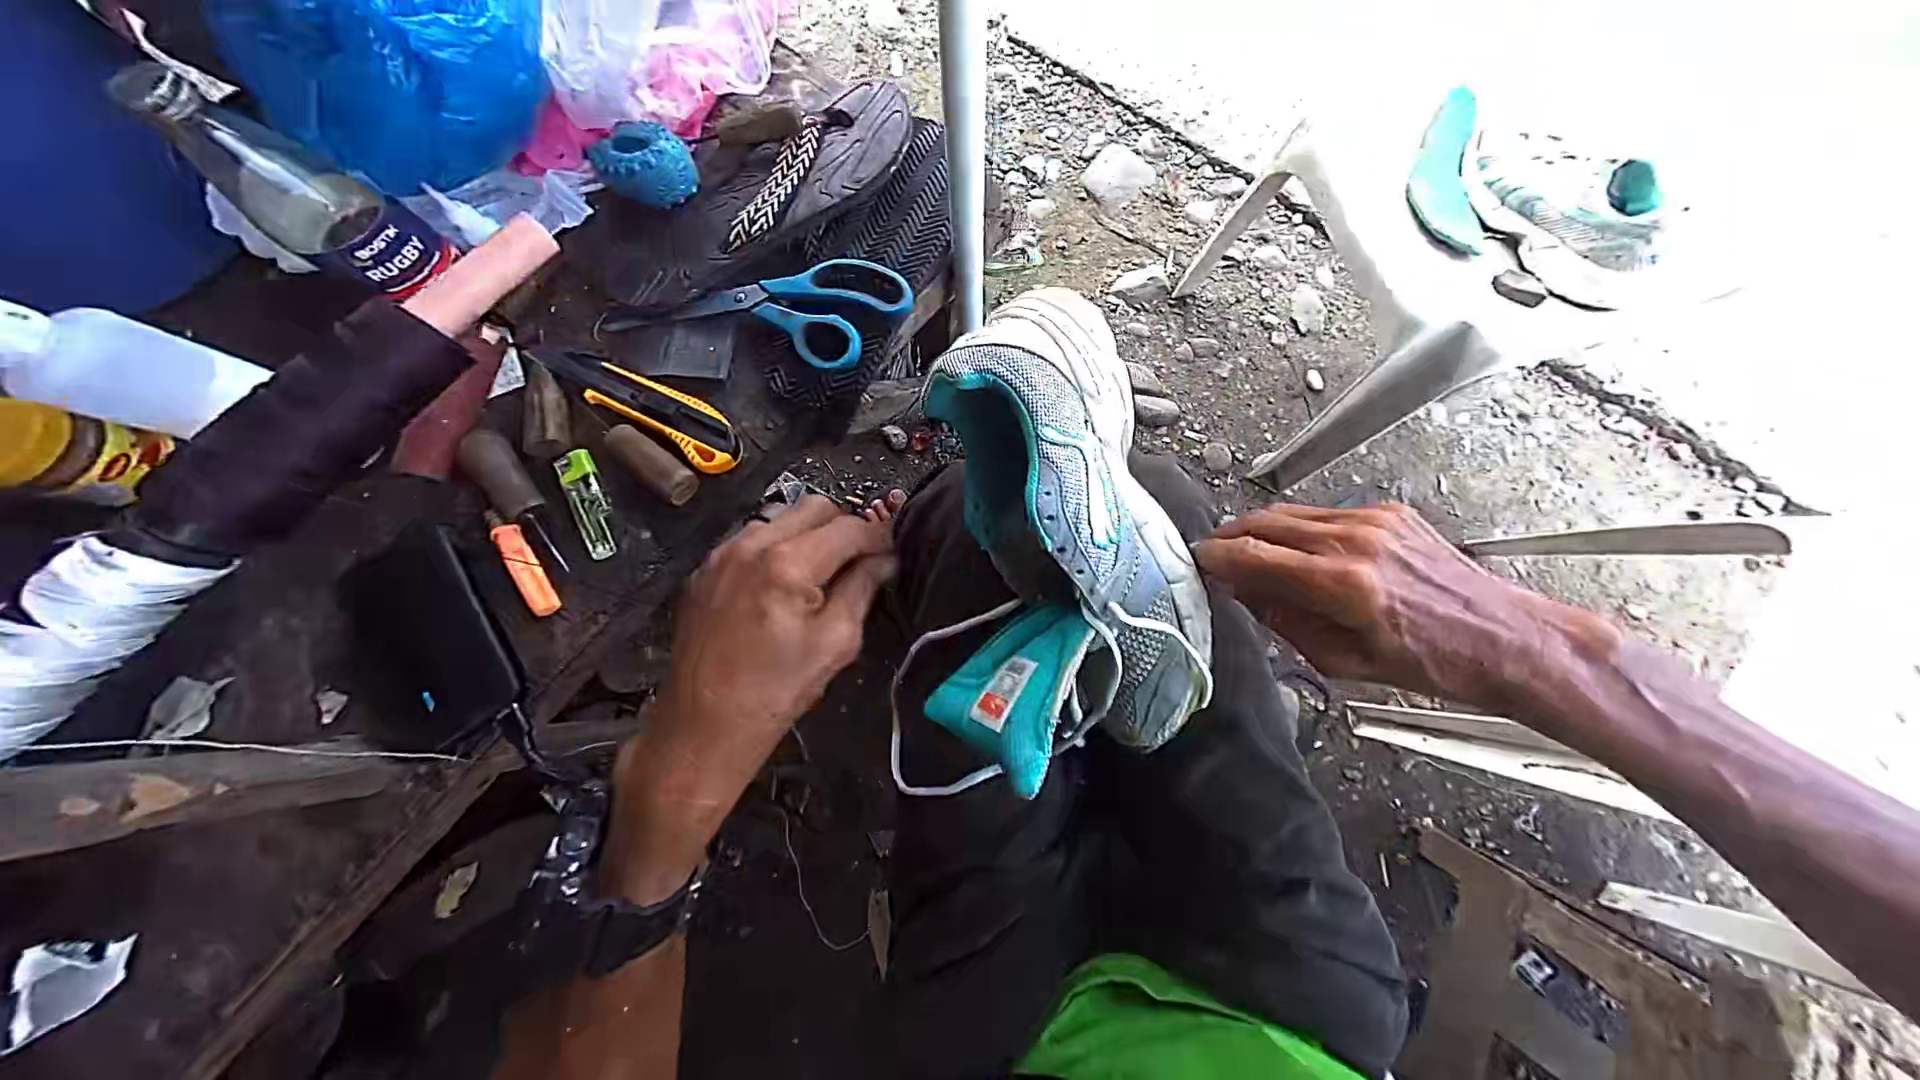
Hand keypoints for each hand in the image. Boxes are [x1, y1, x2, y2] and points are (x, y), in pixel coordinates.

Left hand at [659, 494, 897, 738]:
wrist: (705, 723)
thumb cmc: (777, 690)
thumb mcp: (837, 642)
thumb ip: (862, 588)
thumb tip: (884, 560)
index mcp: (787, 564)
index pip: (848, 527)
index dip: (879, 536)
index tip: (891, 551)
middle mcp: (751, 545)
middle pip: (815, 507)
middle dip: (845, 527)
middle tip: (860, 560)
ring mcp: (722, 554)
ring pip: (782, 517)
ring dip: (810, 534)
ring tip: (822, 572)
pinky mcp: (706, 568)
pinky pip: (753, 538)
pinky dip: (778, 547)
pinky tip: (784, 582)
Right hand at [1191, 503, 1616, 707]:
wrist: (1505, 638)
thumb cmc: (1433, 660)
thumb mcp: (1342, 660)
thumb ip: (1283, 620)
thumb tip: (1244, 593)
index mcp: (1343, 584)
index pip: (1255, 555)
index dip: (1217, 556)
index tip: (1199, 560)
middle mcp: (1357, 542)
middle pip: (1265, 523)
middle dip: (1230, 536)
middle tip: (1214, 554)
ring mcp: (1375, 521)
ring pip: (1291, 513)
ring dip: (1260, 530)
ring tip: (1248, 552)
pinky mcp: (1388, 513)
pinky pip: (1323, 514)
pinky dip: (1298, 529)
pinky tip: (1296, 550)